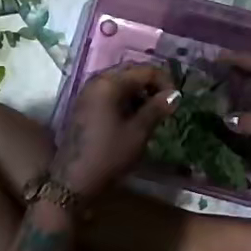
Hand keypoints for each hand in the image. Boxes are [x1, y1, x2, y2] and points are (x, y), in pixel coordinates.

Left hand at [51, 64, 178, 196]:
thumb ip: (156, 109)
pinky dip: (125, 100)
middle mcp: (96, 81)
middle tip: (166, 103)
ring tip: (153, 113)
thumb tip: (175, 94)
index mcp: (109, 83)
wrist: (73, 181)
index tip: (177, 99)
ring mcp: (87, 93)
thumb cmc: (109, 155)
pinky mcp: (84, 106)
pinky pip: (109, 93)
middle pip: (130, 72)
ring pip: (119, 83)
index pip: (143, 70)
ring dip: (138, 93)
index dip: (164, 80)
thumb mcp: (137, 133)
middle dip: (151, 84)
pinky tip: (135, 117)